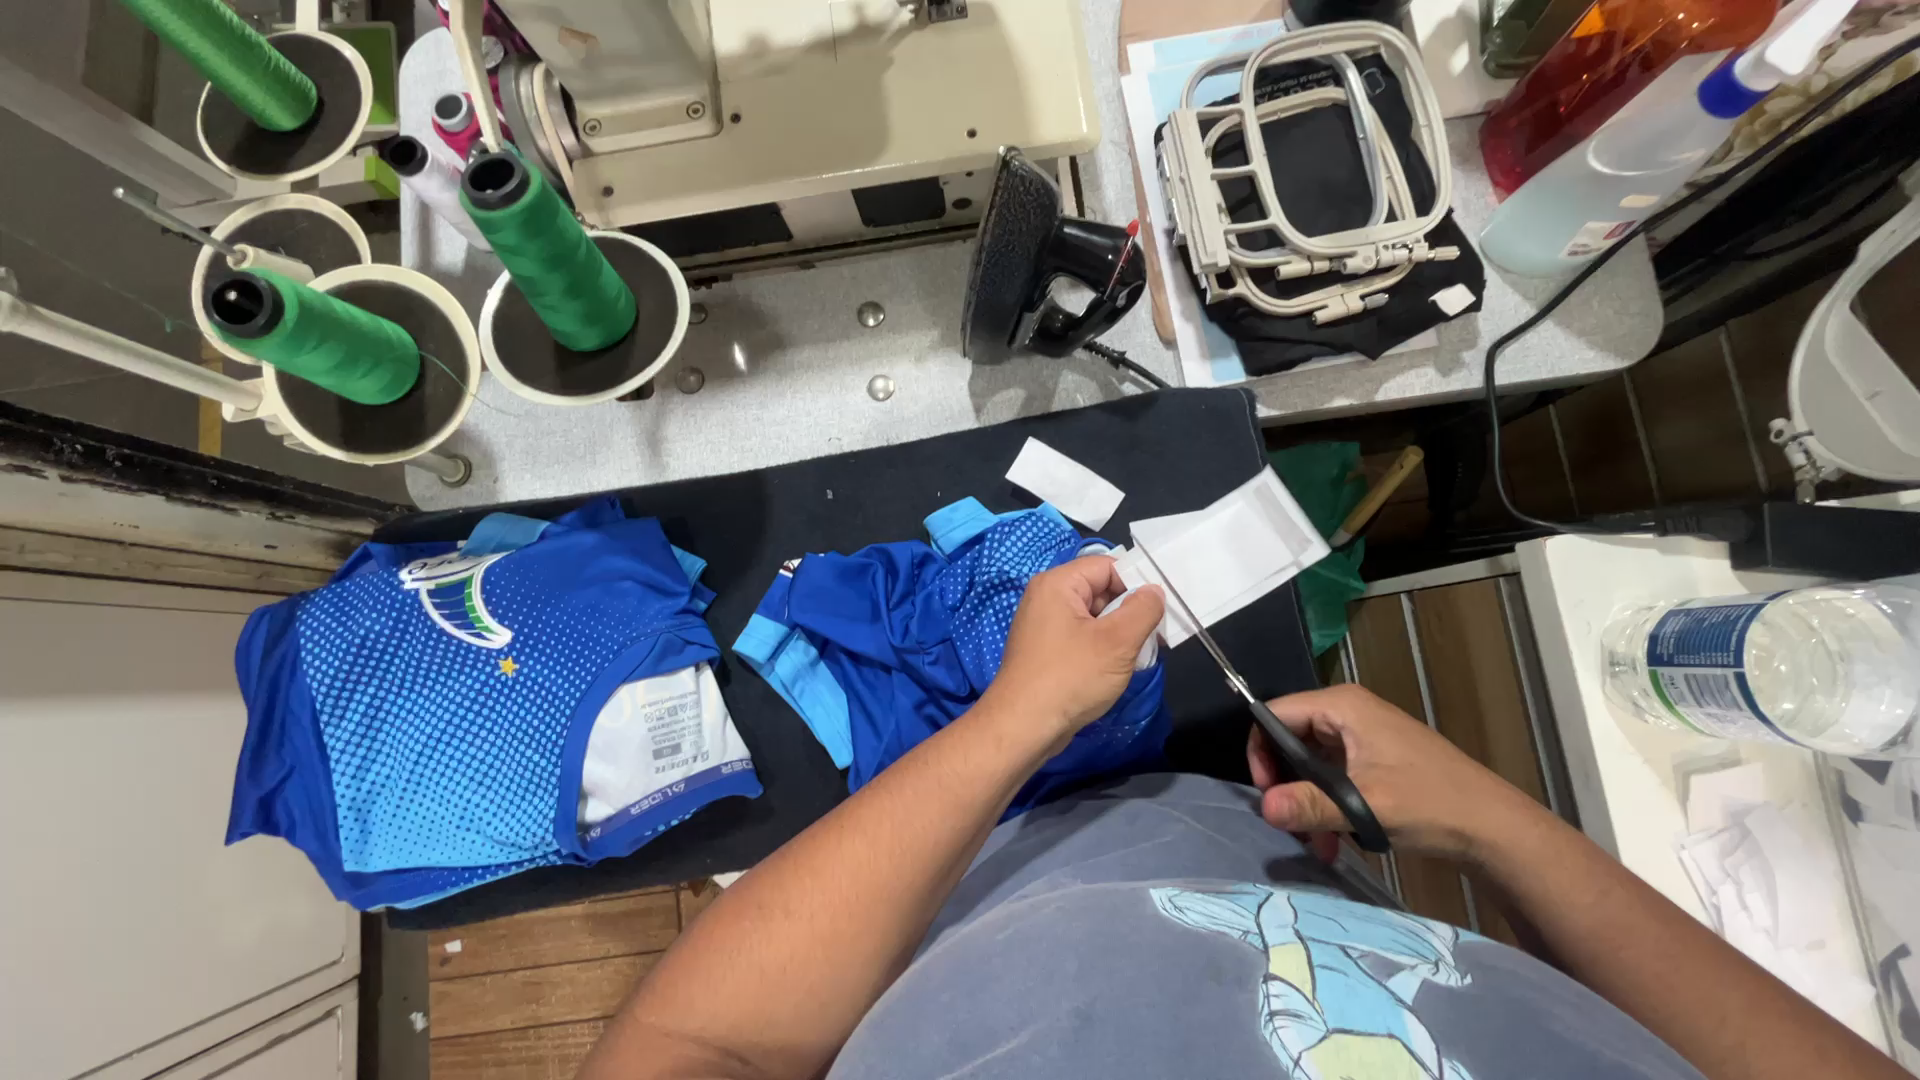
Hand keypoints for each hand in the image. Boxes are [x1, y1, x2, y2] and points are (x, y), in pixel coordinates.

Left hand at [979, 555, 1164, 752]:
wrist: (1024, 726)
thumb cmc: (1070, 678)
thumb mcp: (1117, 642)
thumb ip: (1142, 610)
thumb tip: (1154, 591)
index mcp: (1058, 584)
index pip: (1107, 566)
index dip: (1136, 583)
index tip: (1159, 608)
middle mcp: (1046, 597)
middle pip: (1100, 590)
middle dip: (1128, 611)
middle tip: (1152, 636)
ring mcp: (1043, 625)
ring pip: (1093, 617)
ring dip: (1118, 633)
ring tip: (1135, 655)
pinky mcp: (1045, 650)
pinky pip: (1081, 637)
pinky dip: (1101, 648)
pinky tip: (1114, 669)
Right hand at [1246, 685, 1543, 861]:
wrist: (1496, 829)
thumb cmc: (1431, 805)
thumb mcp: (1367, 805)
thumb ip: (1311, 805)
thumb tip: (1263, 808)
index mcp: (1342, 706)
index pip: (1274, 714)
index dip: (1261, 752)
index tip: (1268, 794)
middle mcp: (1346, 712)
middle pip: (1288, 739)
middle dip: (1285, 784)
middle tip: (1291, 824)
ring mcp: (1360, 735)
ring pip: (1308, 762)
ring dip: (1306, 802)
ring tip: (1319, 843)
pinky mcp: (1371, 758)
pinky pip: (1330, 774)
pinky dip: (1326, 804)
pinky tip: (1334, 840)